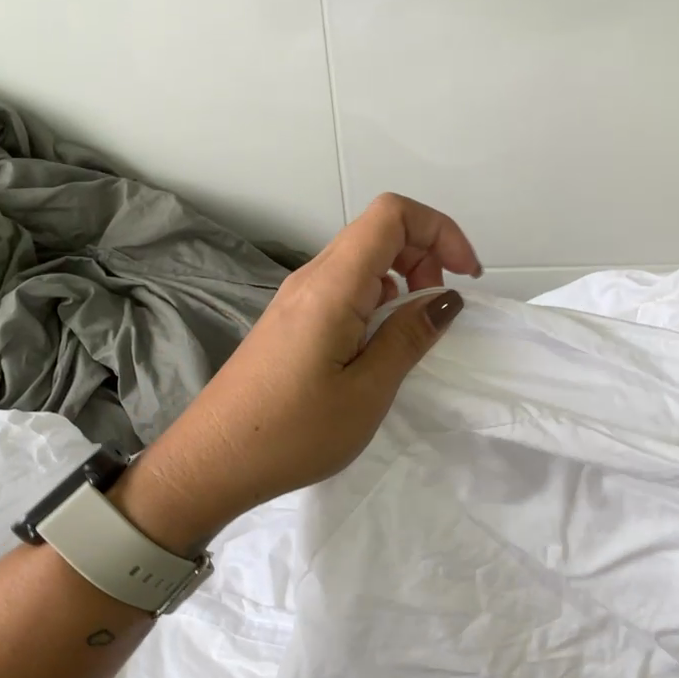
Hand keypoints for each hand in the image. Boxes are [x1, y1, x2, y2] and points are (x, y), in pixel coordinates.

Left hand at [116, 194, 480, 553]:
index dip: (439, 230)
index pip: (392, 214)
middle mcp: (310, 280)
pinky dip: (375, 306)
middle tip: (439, 313)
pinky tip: (377, 352)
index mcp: (332, 286)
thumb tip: (447, 297)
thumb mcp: (367, 391)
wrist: (213, 463)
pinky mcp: (289, 325)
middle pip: (377, 232)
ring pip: (361, 264)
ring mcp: (295, 301)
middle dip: (425, 257)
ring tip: (411, 339)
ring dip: (400, 285)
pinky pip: (342, 293)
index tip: (464, 277)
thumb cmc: (293, 433)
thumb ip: (408, 337)